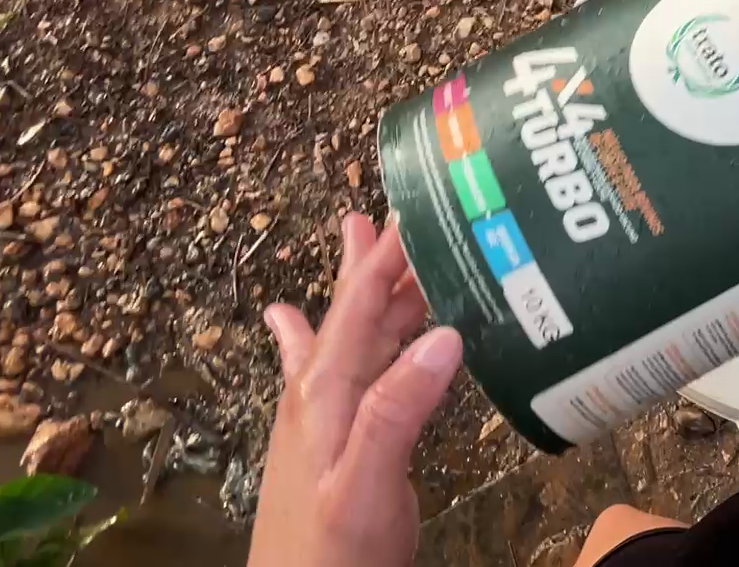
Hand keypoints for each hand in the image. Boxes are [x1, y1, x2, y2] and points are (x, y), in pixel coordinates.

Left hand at [249, 214, 462, 566]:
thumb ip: (396, 412)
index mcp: (328, 391)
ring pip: (356, 333)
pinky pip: (346, 367)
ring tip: (372, 244)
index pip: (358, 304)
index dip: (386, 253)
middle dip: (371, 259)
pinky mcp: (344, 437)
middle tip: (391, 210)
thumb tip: (446, 335)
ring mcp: (329, 416)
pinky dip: (335, 335)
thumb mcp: (363, 486)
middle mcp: (324, 392)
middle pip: (353, 309)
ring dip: (372, 289)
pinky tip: (293, 323)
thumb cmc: (330, 557)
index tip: (417, 208)